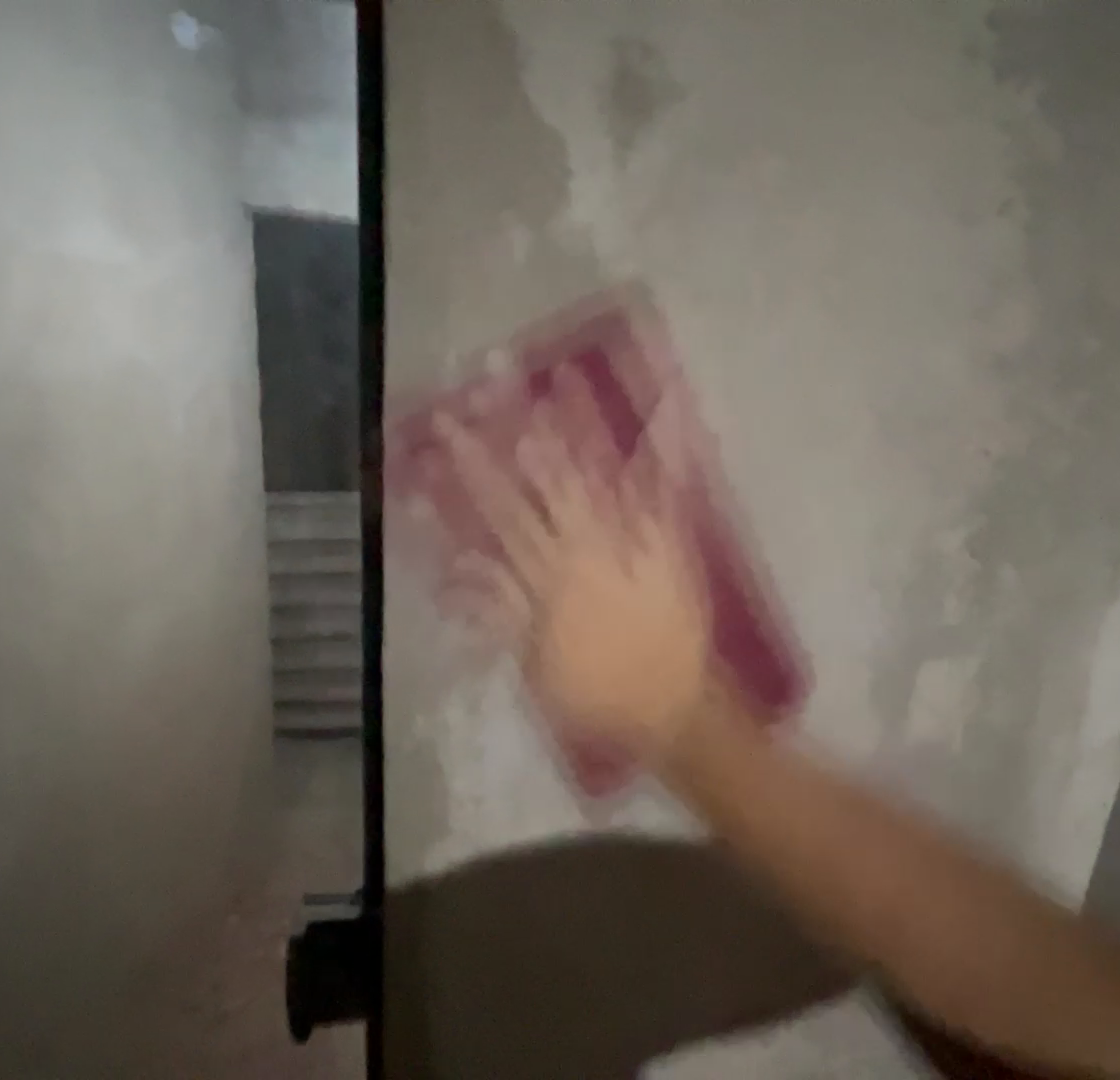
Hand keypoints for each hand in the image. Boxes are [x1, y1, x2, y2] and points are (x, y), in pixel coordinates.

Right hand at [439, 370, 712, 759]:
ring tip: (562, 375)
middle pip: (543, 482)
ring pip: (599, 475)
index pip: (501, 513)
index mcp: (547, 578)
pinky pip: (668, 491)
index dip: (472, 469)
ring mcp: (632, 542)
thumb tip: (458, 567)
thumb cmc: (596, 695)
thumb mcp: (534, 664)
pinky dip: (669, 449)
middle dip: (513, 429)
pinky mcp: (671, 543)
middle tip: (489, 378)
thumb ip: (499, 610)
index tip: (447, 429)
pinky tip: (671, 405)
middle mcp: (586, 549)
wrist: (670, 708)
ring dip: (580, 424)